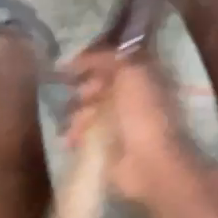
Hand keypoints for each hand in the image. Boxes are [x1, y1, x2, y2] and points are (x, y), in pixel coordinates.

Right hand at [62, 47, 201, 205]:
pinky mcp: (109, 146)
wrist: (149, 162)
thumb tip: (86, 55)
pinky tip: (70, 139)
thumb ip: (109, 59)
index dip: (91, 61)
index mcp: (143, 77)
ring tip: (72, 122)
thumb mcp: (130, 73)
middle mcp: (133, 97)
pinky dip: (76, 134)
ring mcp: (121, 123)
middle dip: (84, 89)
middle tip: (74, 94)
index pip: (113, 62)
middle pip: (100, 86)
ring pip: (91, 109)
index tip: (67, 64)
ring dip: (78, 113)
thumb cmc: (142, 112)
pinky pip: (87, 133)